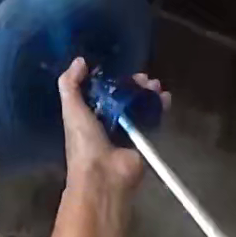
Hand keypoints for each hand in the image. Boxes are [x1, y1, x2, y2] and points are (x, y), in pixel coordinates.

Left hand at [56, 58, 163, 200]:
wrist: (103, 175)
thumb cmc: (84, 141)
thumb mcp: (71, 109)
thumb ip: (70, 84)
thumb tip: (80, 61)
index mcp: (87, 115)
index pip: (101, 92)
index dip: (111, 80)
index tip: (122, 70)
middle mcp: (107, 122)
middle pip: (123, 97)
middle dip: (134, 85)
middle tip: (144, 78)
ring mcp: (126, 131)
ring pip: (139, 106)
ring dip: (148, 93)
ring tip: (156, 85)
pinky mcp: (142, 140)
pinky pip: (152, 119)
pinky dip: (159, 107)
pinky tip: (165, 98)